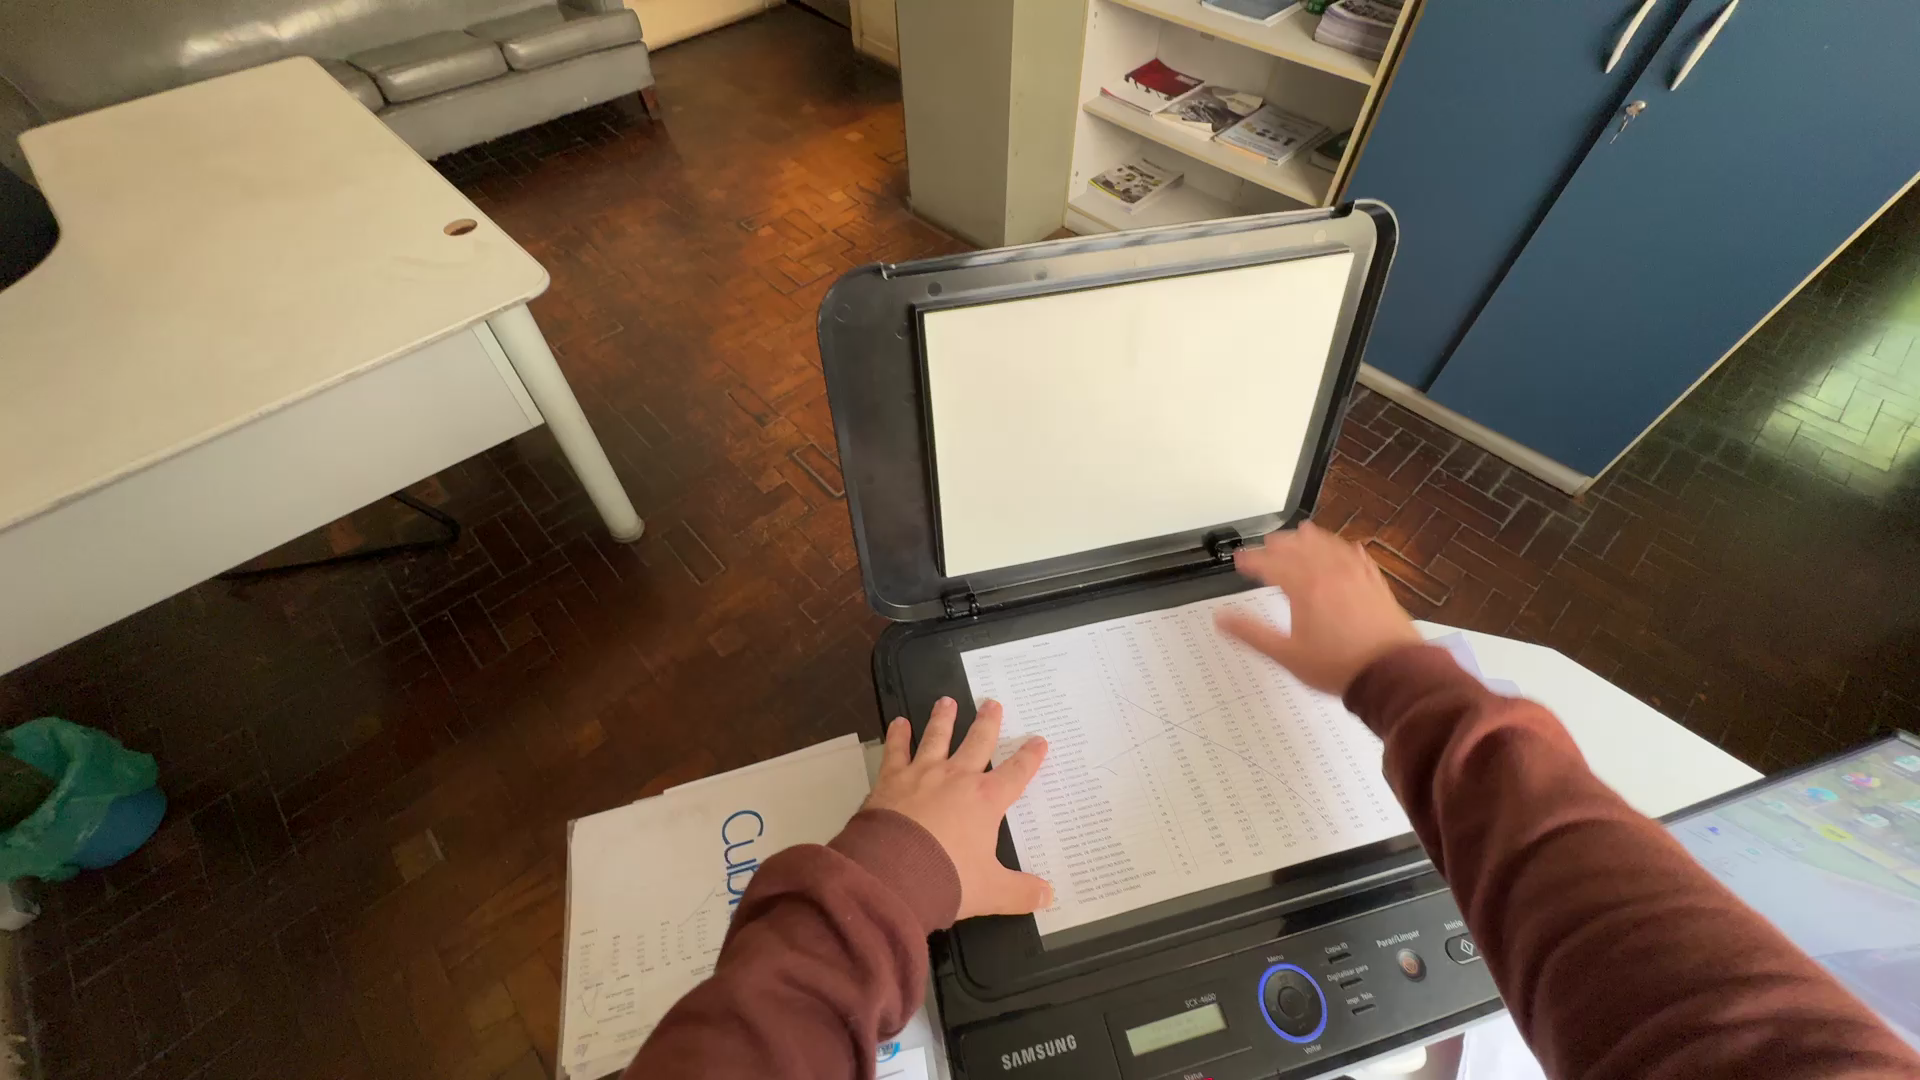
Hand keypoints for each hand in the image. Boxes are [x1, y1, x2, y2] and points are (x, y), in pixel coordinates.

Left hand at [864, 697, 1052, 918]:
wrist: (893, 872)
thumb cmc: (947, 878)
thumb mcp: (991, 891)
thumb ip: (1020, 892)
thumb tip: (1049, 896)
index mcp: (986, 801)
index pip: (1016, 773)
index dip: (1030, 757)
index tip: (1039, 741)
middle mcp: (957, 777)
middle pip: (978, 742)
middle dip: (988, 723)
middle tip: (993, 703)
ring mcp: (923, 773)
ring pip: (937, 737)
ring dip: (944, 718)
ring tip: (947, 701)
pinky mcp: (892, 778)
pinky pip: (897, 750)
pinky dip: (898, 736)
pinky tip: (899, 723)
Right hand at [1215, 521, 1421, 695]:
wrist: (1393, 675)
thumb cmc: (1339, 666)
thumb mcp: (1285, 654)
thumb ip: (1250, 633)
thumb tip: (1221, 619)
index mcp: (1304, 587)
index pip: (1270, 564)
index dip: (1251, 560)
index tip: (1240, 560)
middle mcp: (1330, 574)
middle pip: (1299, 548)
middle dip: (1279, 543)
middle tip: (1266, 543)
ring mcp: (1356, 577)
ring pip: (1330, 546)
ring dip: (1312, 538)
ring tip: (1301, 533)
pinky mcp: (1376, 585)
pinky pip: (1359, 557)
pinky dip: (1346, 549)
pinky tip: (1347, 547)